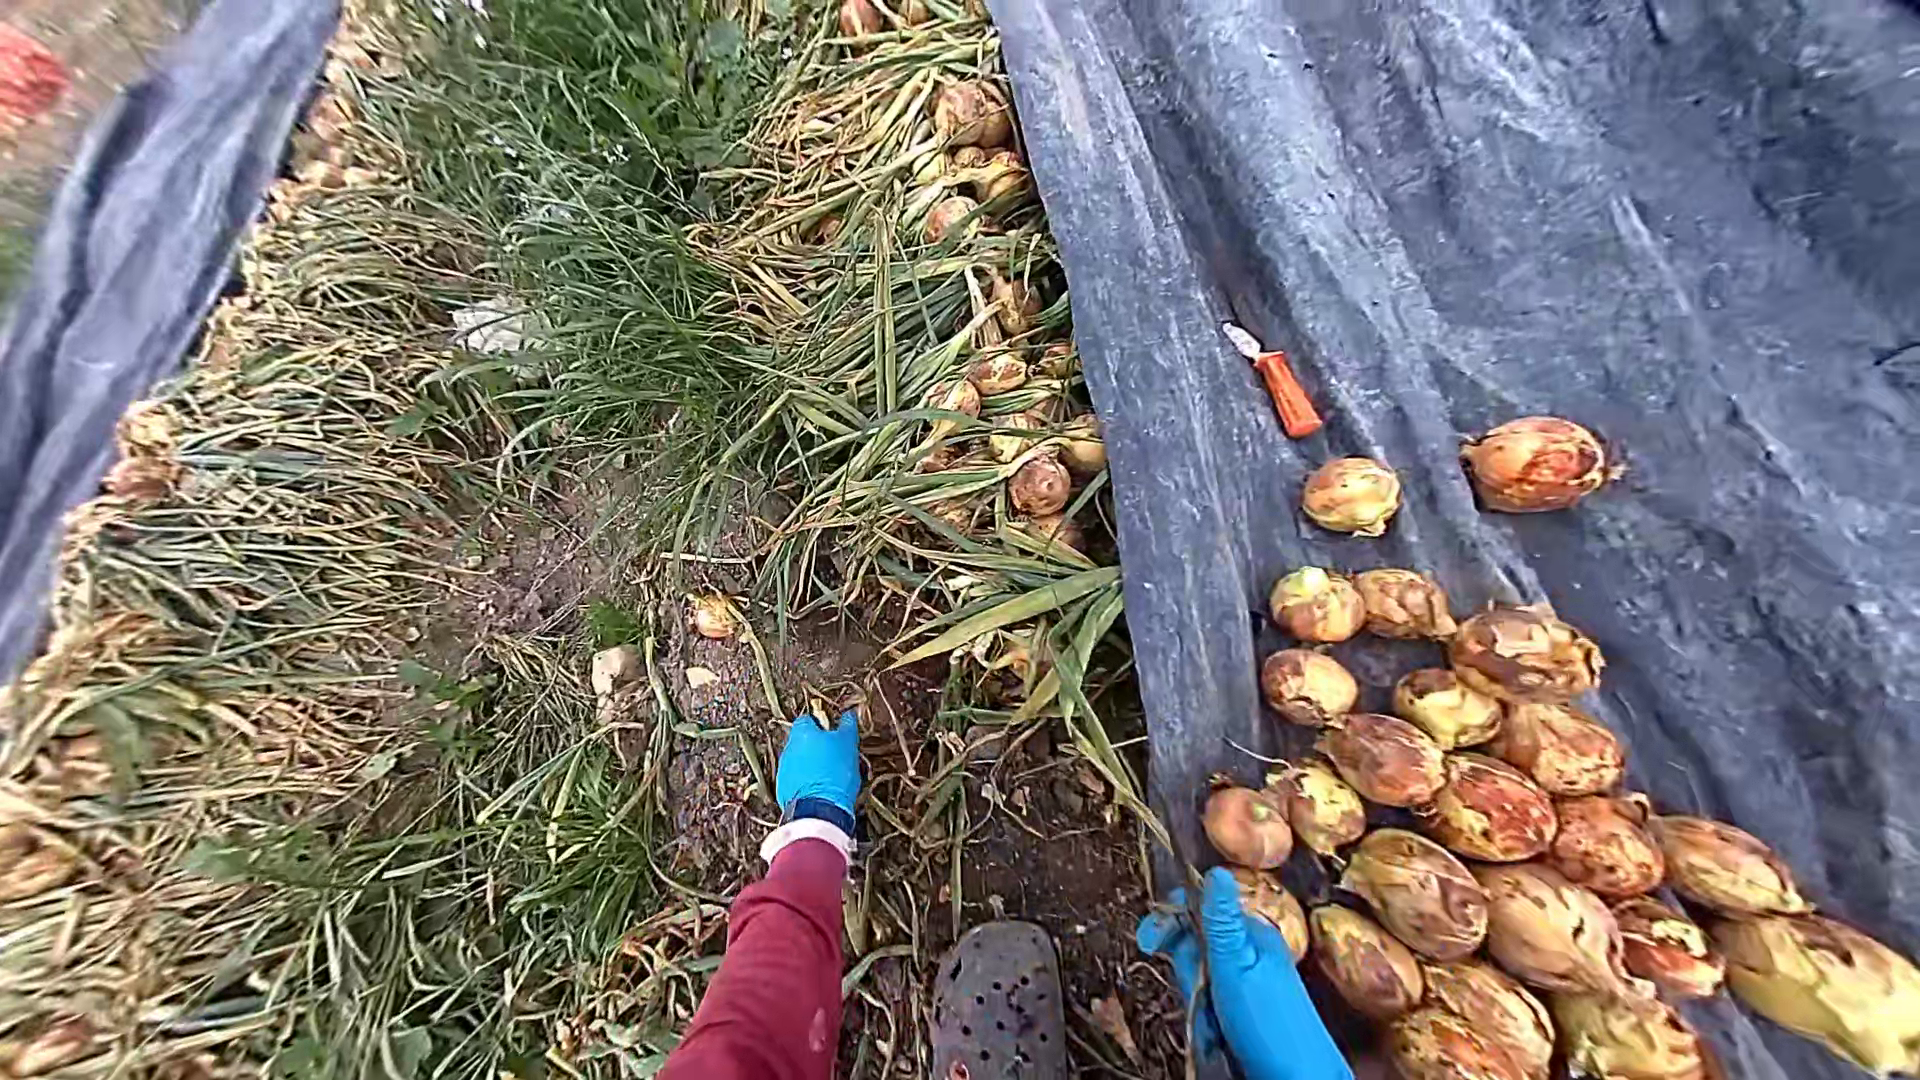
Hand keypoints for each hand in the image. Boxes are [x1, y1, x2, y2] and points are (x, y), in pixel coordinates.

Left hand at [775, 708, 860, 816]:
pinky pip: (795, 781)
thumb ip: (847, 726)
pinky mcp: (782, 791)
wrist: (820, 810)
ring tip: (829, 775)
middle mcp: (788, 749)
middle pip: (801, 741)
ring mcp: (783, 771)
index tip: (832, 732)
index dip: (820, 724)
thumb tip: (849, 714)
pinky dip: (805, 782)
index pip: (807, 719)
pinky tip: (820, 789)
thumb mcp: (848, 744)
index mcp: (802, 733)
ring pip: (798, 761)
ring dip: (810, 765)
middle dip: (815, 746)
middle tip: (834, 754)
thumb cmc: (835, 772)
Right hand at [1137, 867, 1351, 1079]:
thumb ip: (1221, 919)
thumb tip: (1215, 869)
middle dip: (1186, 968)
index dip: (1169, 919)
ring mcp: (1245, 980)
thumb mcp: (1237, 965)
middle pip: (1194, 940)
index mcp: (1250, 931)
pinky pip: (1208, 997)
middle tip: (1197, 995)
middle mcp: (1247, 950)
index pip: (1197, 905)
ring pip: (1198, 971)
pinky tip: (1214, 1032)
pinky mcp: (1241, 1008)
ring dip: (1194, 994)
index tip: (1148, 942)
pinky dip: (1204, 1013)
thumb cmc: (1269, 1025)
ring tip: (1209, 1021)